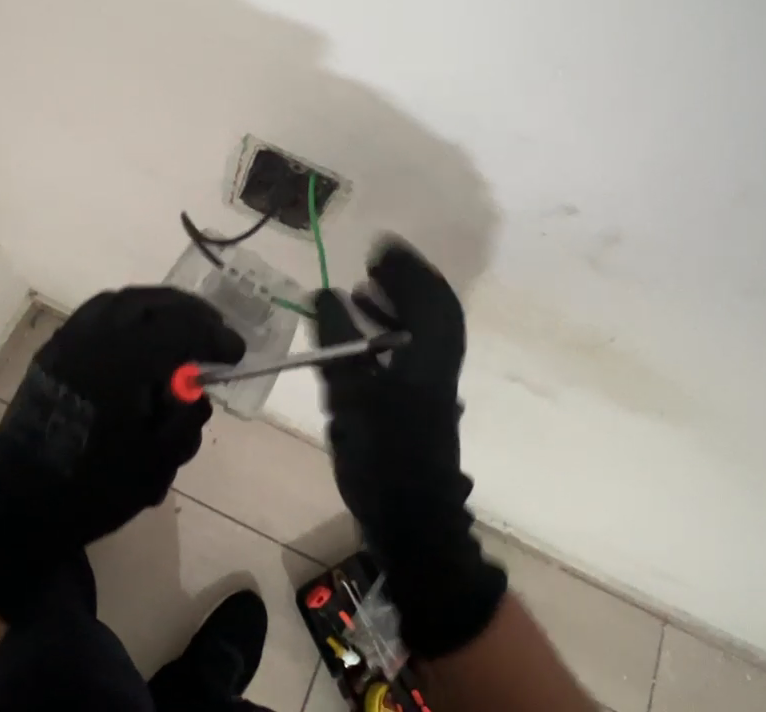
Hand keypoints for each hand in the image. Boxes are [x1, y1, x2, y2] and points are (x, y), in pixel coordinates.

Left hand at [0, 288, 243, 621]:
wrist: (19, 506)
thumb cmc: (92, 489)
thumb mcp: (154, 463)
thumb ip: (185, 421)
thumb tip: (196, 392)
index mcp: (124, 362)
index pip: (181, 331)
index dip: (214, 338)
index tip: (236, 352)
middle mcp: (96, 338)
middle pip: (152, 303)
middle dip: (190, 312)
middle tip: (214, 329)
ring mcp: (70, 340)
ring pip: (121, 301)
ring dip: (158, 307)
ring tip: (181, 324)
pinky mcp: (53, 351)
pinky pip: (96, 314)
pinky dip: (126, 313)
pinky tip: (139, 332)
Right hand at [316, 239, 505, 658]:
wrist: (413, 518)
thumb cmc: (381, 455)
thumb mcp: (348, 393)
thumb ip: (336, 338)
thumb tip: (325, 292)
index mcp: (428, 353)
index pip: (427, 294)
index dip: (405, 266)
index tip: (379, 247)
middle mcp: (440, 362)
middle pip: (434, 307)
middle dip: (406, 280)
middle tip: (374, 264)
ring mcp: (436, 384)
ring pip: (428, 328)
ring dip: (401, 304)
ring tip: (366, 291)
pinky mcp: (427, 402)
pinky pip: (418, 349)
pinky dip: (397, 331)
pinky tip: (367, 338)